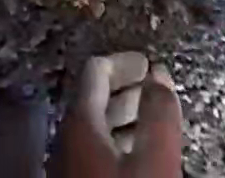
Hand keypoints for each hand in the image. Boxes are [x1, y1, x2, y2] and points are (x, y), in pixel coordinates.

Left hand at [49, 53, 182, 177]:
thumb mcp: (154, 159)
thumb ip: (158, 114)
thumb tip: (159, 73)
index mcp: (78, 121)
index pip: (95, 70)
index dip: (124, 61)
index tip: (150, 64)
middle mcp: (64, 137)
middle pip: (93, 98)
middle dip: (126, 89)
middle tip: (154, 89)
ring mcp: (66, 163)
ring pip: (94, 127)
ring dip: (123, 117)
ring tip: (152, 123)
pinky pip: (93, 150)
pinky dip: (116, 140)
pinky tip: (136, 155)